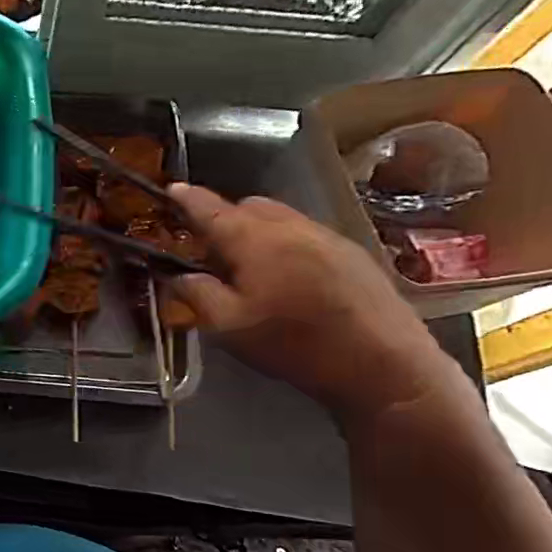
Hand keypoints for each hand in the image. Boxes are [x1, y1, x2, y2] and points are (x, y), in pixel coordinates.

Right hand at [167, 184, 459, 421]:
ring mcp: (326, 235)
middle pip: (249, 206)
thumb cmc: (294, 343)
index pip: (211, 209)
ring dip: (259, 233)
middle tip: (212, 252)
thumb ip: (198, 295)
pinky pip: (307, 235)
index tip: (172, 190)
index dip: (188, 200)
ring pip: (282, 219)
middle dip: (226, 219)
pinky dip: (287, 245)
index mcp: (254, 239)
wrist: (379, 361)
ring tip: (253, 269)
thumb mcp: (230, 328)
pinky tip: (292, 281)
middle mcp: (291, 225)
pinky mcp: (352, 252)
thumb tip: (179, 276)